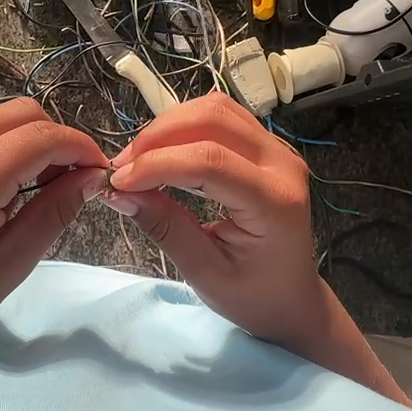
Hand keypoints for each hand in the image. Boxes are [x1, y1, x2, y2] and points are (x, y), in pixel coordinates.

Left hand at [0, 99, 109, 362]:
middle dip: (54, 139)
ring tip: (28, 191)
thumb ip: (55, 211)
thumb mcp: (11, 263)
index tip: (99, 171)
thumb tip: (92, 177)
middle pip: (20, 113)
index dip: (80, 148)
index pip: (43, 137)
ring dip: (22, 144)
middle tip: (69, 179)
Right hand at [102, 93, 335, 350]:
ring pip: (216, 109)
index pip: (210, 162)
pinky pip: (222, 117)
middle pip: (213, 120)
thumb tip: (118, 193)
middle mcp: (282, 164)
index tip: (118, 181)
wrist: (292, 301)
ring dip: (168, 126)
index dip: (158, 164)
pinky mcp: (267, 146)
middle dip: (158, 138)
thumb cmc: (253, 296)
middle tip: (122, 169)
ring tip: (138, 159)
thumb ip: (164, 227)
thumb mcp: (204, 272)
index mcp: (275, 202)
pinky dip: (184, 126)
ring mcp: (278, 149)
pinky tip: (162, 151)